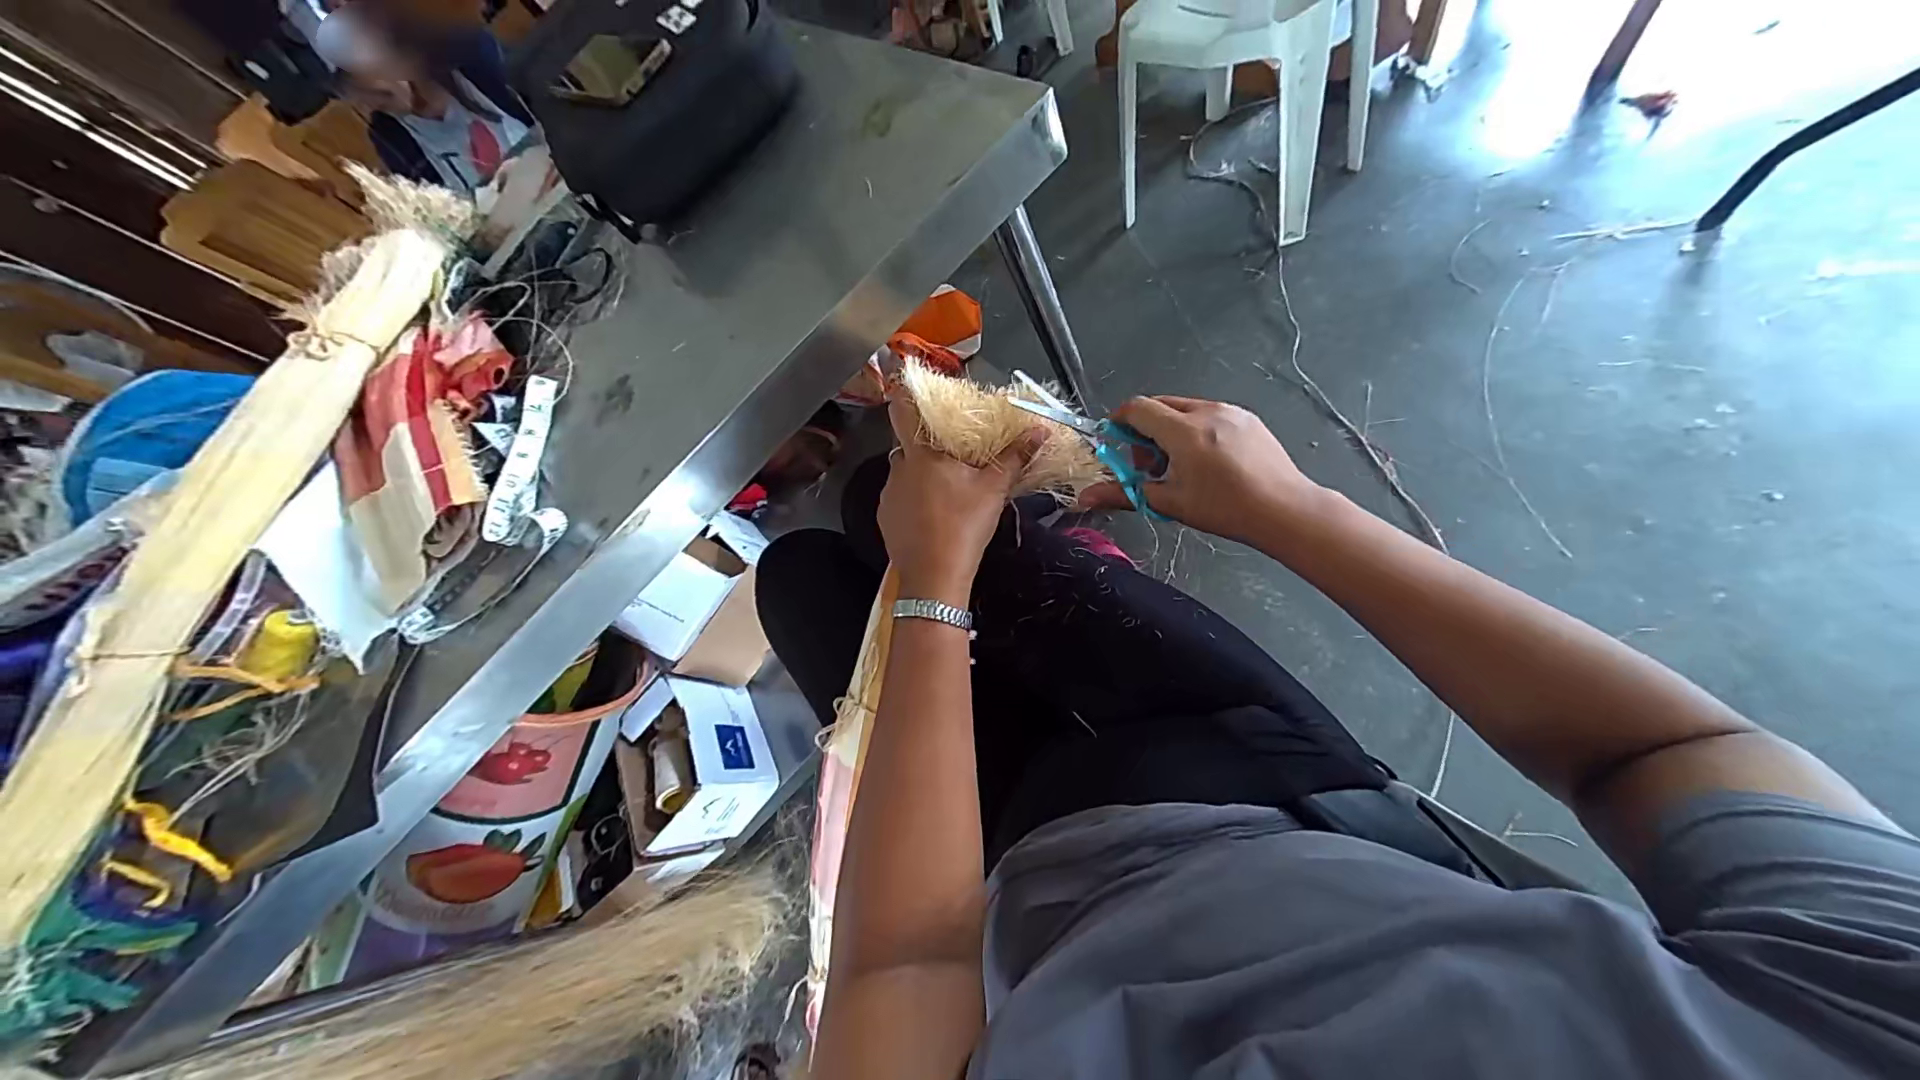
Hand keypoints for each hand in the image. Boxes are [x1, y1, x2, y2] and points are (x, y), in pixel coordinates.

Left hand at [878, 395, 1041, 603]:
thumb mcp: (994, 490)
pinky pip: (899, 499)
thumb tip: (1039, 431)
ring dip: (922, 476)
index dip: (907, 396)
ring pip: (905, 474)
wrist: (934, 577)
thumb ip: (1014, 457)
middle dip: (929, 447)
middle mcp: (896, 470)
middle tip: (955, 456)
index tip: (917, 391)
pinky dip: (914, 501)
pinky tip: (934, 516)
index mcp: (920, 454)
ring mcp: (887, 496)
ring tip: (948, 491)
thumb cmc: (964, 525)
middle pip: (909, 446)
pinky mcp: (884, 520)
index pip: (903, 411)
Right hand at [1087, 395, 1323, 544]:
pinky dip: (1194, 429)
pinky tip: (1204, 461)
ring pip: (1183, 408)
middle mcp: (1206, 412)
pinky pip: (1208, 413)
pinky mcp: (1246, 418)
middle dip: (1143, 428)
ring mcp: (1230, 411)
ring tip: (1178, 465)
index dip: (1119, 421)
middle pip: (1159, 404)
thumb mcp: (1169, 503)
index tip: (1116, 441)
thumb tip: (1086, 498)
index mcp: (1184, 431)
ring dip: (1168, 429)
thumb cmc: (1226, 509)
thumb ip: (1123, 494)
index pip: (1138, 408)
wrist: (1284, 509)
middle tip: (1148, 463)